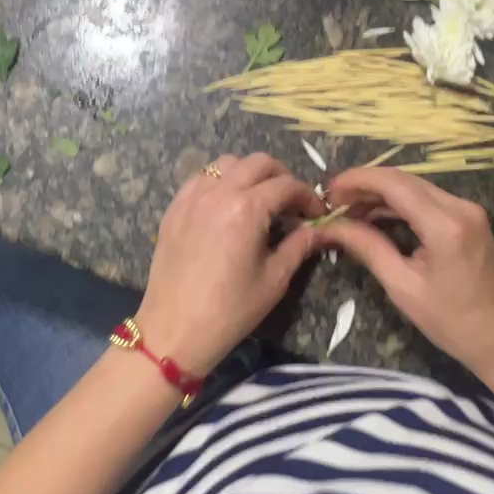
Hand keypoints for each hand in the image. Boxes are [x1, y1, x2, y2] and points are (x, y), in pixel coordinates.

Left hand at [135, 153, 325, 374]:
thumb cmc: (229, 311)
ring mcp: (192, 196)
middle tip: (291, 203)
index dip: (308, 196)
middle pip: (259, 162)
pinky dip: (220, 180)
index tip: (317, 213)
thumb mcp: (274, 280)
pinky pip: (201, 177)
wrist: (174, 331)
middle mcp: (219, 192)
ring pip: (227, 163)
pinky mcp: (175, 206)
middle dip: (282, 177)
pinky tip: (226, 204)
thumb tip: (319, 229)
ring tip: (258, 200)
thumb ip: (299, 246)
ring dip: (249, 173)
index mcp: (247, 209)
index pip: (287, 185)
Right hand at [314, 167, 493, 376]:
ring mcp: (467, 209)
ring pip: (414, 187)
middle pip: (403, 180)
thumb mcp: (403, 288)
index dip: (357, 180)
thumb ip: (368, 249)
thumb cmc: (453, 323)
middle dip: (365, 186)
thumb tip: (332, 228)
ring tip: (349, 212)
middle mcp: (459, 206)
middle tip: (333, 203)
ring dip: (381, 195)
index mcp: (445, 224)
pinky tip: (376, 217)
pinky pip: (427, 200)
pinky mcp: (468, 218)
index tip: (328, 192)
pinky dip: (400, 204)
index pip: (393, 183)